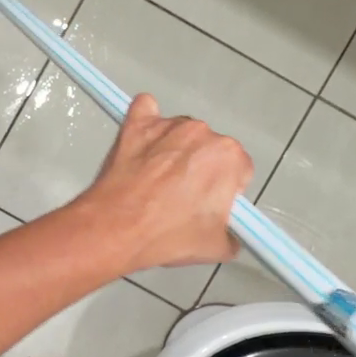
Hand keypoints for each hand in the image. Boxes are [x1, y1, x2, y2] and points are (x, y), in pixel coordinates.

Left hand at [73, 93, 251, 270]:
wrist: (116, 227)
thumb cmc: (168, 235)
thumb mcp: (217, 246)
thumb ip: (232, 233)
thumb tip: (228, 233)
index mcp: (229, 157)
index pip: (239, 170)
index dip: (225, 190)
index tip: (207, 205)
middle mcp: (201, 132)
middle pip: (209, 149)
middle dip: (199, 169)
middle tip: (179, 197)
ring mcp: (167, 124)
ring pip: (180, 133)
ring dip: (173, 150)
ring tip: (155, 180)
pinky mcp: (136, 123)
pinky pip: (146, 110)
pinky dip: (147, 122)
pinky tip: (142, 140)